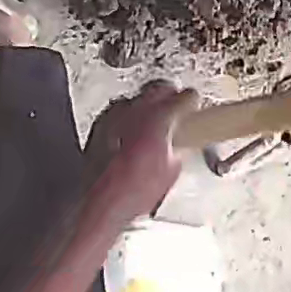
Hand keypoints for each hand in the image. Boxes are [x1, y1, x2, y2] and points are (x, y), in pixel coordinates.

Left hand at [83, 81, 197, 227]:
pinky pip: (119, 111)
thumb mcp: (171, 172)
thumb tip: (176, 147)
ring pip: (138, 98)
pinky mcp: (100, 123)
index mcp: (161, 116)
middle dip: (169, 96)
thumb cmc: (132, 191)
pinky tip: (128, 132)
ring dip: (146, 106)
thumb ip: (177, 149)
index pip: (185, 96)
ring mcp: (117, 113)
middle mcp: (138, 108)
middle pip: (160, 88)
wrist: (98, 203)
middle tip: (174, 108)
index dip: (191, 102)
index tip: (192, 104)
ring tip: (150, 123)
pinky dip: (127, 117)